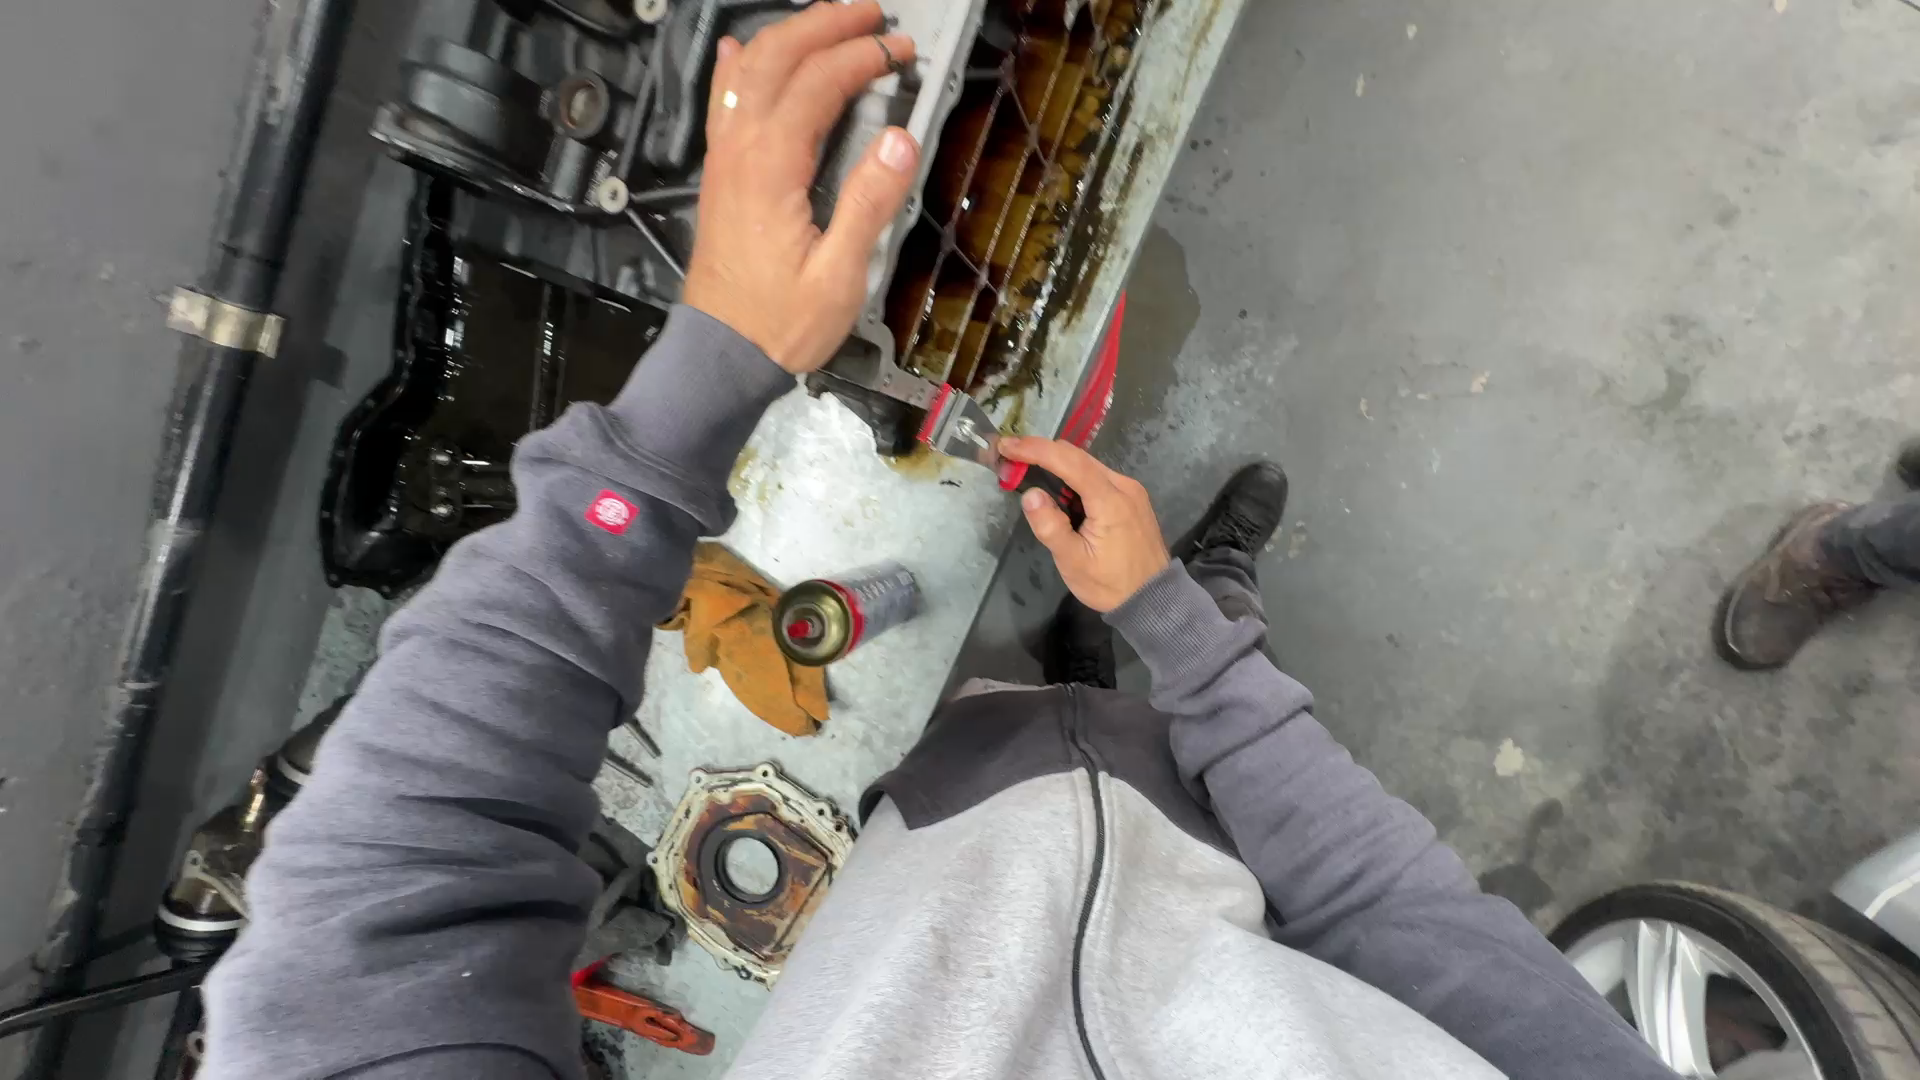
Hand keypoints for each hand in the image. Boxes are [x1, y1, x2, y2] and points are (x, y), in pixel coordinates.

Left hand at [682, 2, 919, 374]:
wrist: (725, 353)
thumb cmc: (783, 323)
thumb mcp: (839, 275)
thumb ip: (868, 204)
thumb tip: (900, 139)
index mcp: (772, 166)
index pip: (819, 84)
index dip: (863, 58)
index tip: (900, 52)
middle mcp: (740, 150)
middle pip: (777, 58)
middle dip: (826, 25)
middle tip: (869, 14)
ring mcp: (723, 161)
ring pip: (746, 71)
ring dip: (788, 36)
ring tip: (826, 22)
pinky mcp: (719, 178)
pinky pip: (722, 104)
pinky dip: (736, 68)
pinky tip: (739, 52)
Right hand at [998, 437, 1170, 612]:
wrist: (1153, 599)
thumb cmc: (1110, 584)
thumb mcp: (1074, 563)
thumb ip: (1051, 527)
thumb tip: (1029, 494)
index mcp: (1110, 500)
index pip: (1069, 461)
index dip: (1035, 449)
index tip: (1006, 446)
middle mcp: (1124, 486)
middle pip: (1077, 457)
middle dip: (1041, 453)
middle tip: (1009, 461)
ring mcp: (1130, 490)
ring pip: (1087, 465)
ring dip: (1056, 466)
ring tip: (1027, 476)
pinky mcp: (1131, 497)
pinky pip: (1097, 477)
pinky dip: (1072, 477)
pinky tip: (1057, 492)